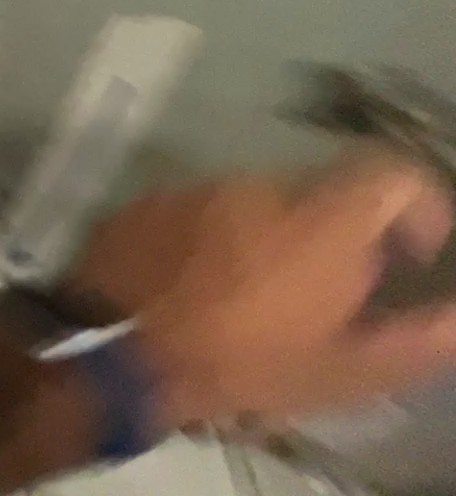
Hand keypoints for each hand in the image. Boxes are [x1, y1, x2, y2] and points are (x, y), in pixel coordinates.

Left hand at [67, 151, 455, 429]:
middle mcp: (248, 187)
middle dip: (336, 232)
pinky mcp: (138, 201)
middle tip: (334, 288)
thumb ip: (424, 334)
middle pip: (315, 191)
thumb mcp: (353, 367)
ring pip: (250, 199)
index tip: (412, 254)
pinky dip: (212, 232)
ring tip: (262, 290)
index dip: (415, 207)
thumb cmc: (242, 362)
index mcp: (315, 219)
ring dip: (271, 233)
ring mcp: (184, 189)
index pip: (386, 172)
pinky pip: (194, 207)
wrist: (116, 345)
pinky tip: (202, 278)